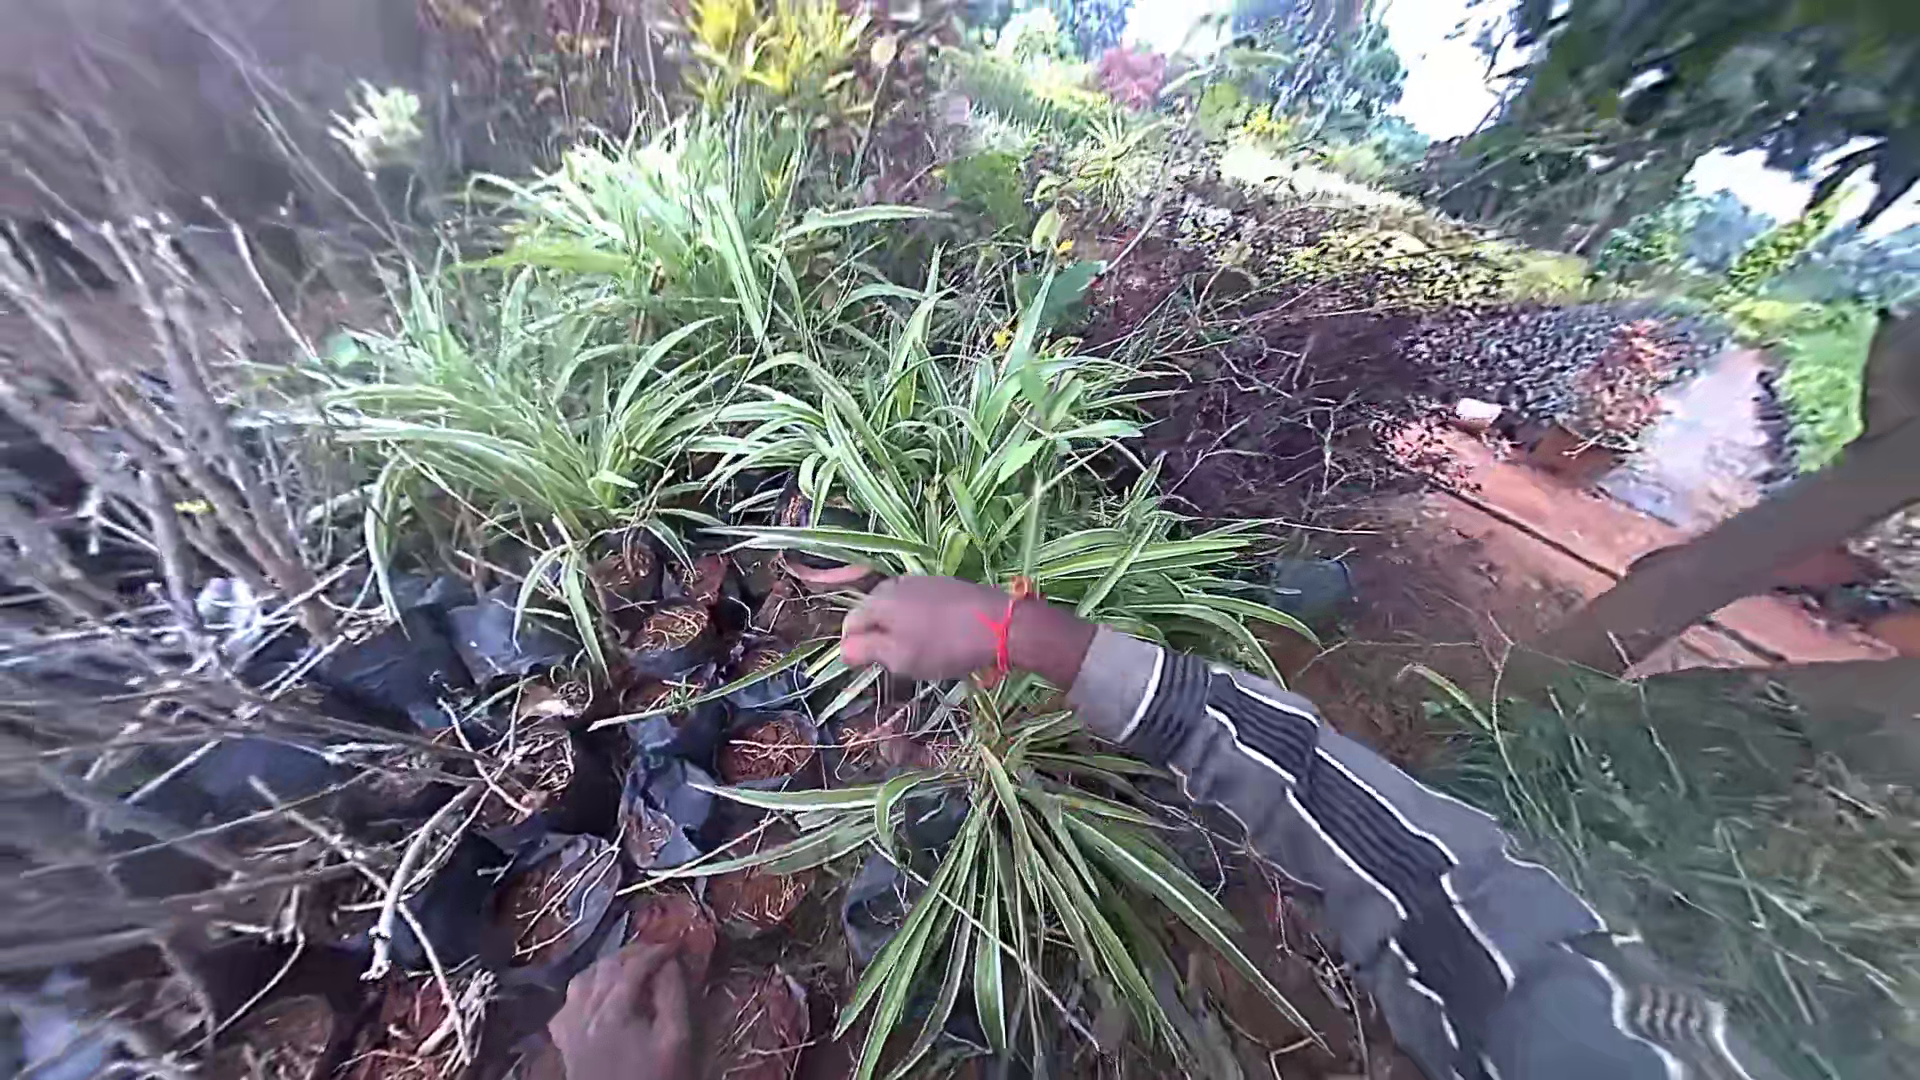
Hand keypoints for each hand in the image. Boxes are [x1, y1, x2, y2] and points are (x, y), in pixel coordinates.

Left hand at [549, 942, 694, 1079]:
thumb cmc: (656, 1077)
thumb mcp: (676, 1036)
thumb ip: (673, 993)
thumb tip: (669, 961)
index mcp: (613, 1012)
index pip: (635, 964)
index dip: (658, 949)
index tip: (678, 945)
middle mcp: (585, 1016)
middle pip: (605, 967)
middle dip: (634, 953)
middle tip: (659, 954)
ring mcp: (571, 1033)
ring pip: (581, 981)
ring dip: (606, 968)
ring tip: (631, 968)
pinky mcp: (566, 1049)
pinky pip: (567, 1008)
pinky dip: (584, 992)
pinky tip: (600, 997)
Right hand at [840, 576, 1094, 687]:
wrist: (1000, 624)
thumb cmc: (944, 645)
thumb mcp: (900, 657)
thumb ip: (867, 651)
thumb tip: (843, 649)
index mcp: (879, 600)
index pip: (850, 623)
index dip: (853, 648)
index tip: (867, 668)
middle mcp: (896, 584)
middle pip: (873, 612)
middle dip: (876, 636)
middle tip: (892, 662)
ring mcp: (922, 581)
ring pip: (897, 608)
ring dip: (898, 629)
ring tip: (915, 652)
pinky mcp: (945, 585)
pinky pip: (919, 604)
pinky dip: (919, 621)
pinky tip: (936, 637)